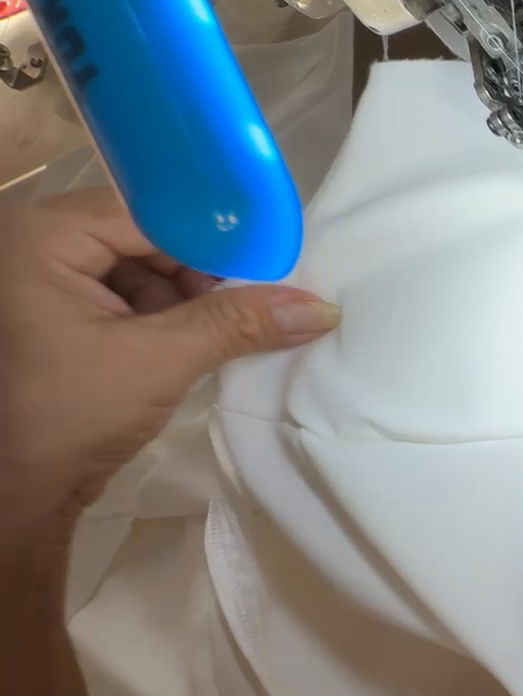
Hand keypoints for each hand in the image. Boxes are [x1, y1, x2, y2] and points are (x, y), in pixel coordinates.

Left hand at [0, 188, 338, 537]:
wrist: (13, 479)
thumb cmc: (65, 409)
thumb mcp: (160, 359)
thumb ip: (238, 325)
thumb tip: (320, 308)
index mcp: (35, 240)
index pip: (147, 216)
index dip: (215, 241)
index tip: (277, 271)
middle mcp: (34, 249)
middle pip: (150, 241)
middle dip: (210, 276)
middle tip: (262, 308)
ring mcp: (48, 286)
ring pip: (151, 272)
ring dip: (201, 302)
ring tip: (236, 334)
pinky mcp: (68, 319)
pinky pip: (140, 300)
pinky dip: (181, 319)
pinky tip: (208, 345)